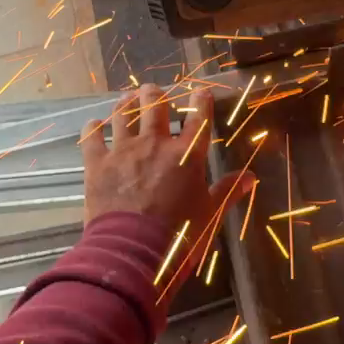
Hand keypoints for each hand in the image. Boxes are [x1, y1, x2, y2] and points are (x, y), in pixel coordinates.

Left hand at [81, 85, 251, 286]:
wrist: (133, 251)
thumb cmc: (179, 236)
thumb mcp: (210, 215)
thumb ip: (227, 192)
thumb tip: (251, 177)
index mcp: (187, 156)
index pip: (198, 119)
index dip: (201, 102)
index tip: (200, 92)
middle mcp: (155, 144)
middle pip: (155, 106)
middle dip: (155, 94)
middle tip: (153, 92)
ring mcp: (124, 151)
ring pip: (123, 114)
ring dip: (125, 103)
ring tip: (127, 99)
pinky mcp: (97, 163)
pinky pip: (92, 136)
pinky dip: (93, 127)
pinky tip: (94, 123)